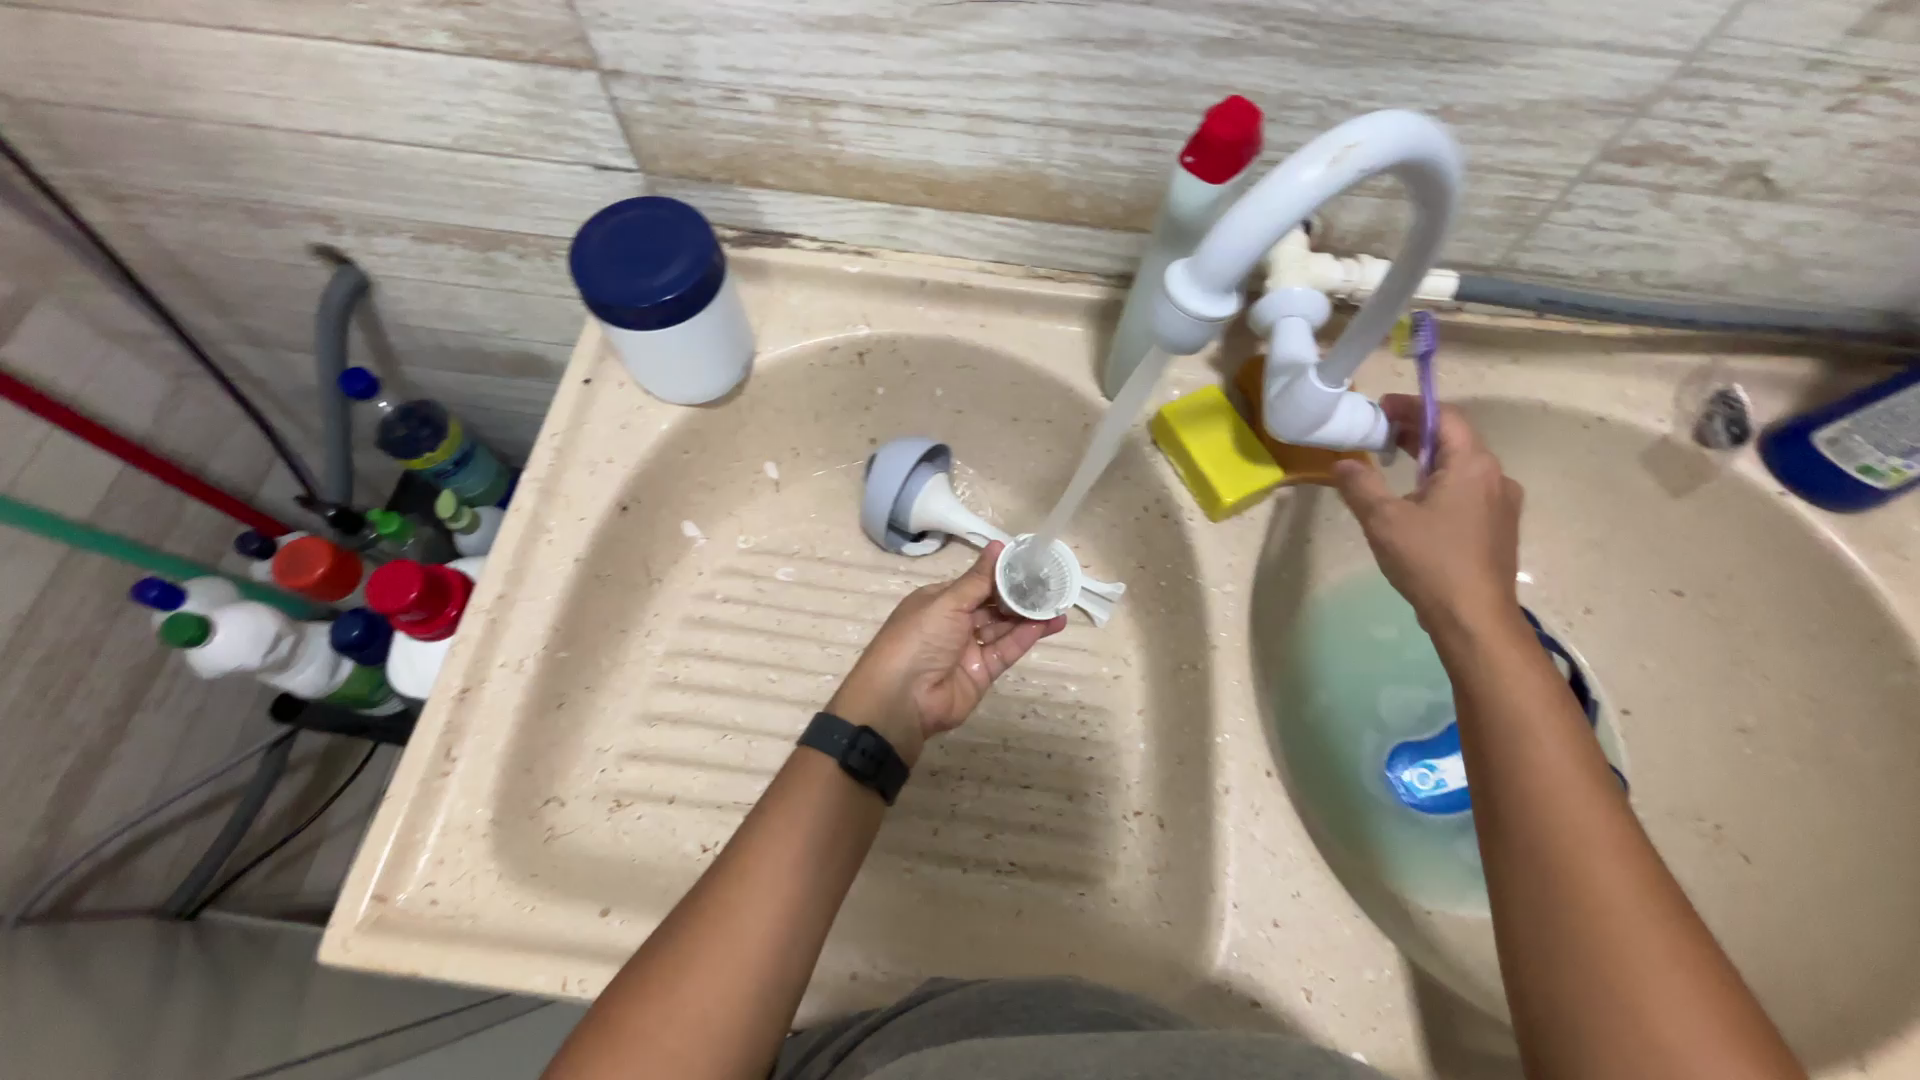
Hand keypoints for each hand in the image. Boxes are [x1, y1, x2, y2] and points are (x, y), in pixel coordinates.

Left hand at [827, 541, 1065, 767]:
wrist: (902, 700)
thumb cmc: (919, 638)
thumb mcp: (947, 602)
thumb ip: (979, 579)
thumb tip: (998, 545)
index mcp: (938, 601)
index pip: (976, 583)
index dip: (1001, 574)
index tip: (1031, 564)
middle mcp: (953, 623)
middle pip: (992, 605)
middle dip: (1020, 595)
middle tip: (1052, 584)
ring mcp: (967, 650)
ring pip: (1003, 628)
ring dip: (1028, 617)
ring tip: (1058, 604)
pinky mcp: (981, 673)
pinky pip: (1005, 651)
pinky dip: (1025, 638)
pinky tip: (1047, 625)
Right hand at [1333, 394, 1525, 633]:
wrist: (1474, 616)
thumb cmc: (1430, 561)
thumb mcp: (1383, 520)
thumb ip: (1360, 485)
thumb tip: (1341, 463)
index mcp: (1471, 465)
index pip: (1444, 417)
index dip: (1411, 407)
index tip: (1380, 407)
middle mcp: (1495, 476)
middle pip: (1455, 439)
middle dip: (1416, 431)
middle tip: (1378, 433)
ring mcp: (1502, 503)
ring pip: (1462, 466)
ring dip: (1428, 458)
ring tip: (1392, 463)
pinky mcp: (1498, 527)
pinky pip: (1468, 489)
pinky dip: (1440, 481)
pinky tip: (1417, 500)